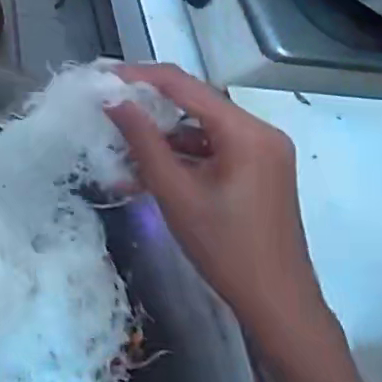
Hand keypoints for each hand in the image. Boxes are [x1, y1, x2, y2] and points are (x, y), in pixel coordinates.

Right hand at [105, 64, 328, 335]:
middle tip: (107, 105)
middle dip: (148, 104)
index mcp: (246, 131)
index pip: (184, 85)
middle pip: (194, 102)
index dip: (140, 77)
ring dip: (161, 134)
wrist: (277, 305)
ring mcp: (261, 151)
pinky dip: (180, 154)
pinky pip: (211, 147)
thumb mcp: (174, 191)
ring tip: (120, 143)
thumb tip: (113, 101)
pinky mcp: (257, 169)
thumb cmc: (225, 248)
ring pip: (199, 126)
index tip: (103, 78)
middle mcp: (259, 131)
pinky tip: (145, 169)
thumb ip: (142, 140)